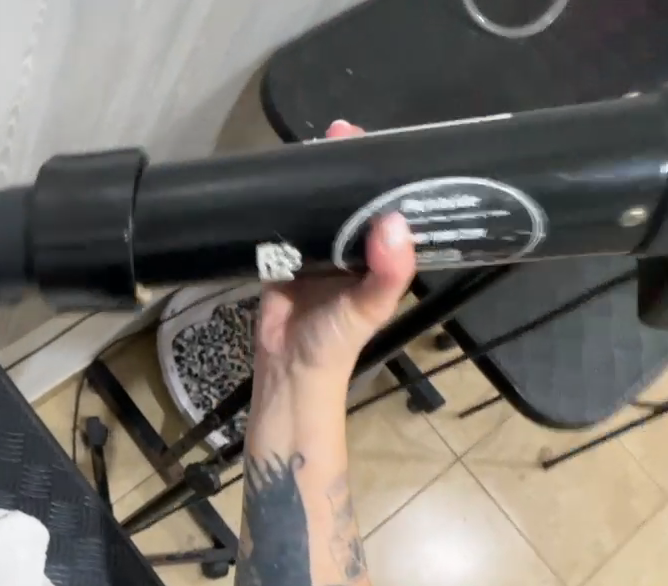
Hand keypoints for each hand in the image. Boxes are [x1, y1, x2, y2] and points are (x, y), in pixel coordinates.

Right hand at [254, 121, 417, 379]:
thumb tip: (392, 220)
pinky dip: (278, 206)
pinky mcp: (279, 258)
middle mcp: (349, 246)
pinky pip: (280, 225)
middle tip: (335, 133)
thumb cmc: (337, 342)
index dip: (386, 171)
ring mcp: (313, 250)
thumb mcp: (371, 308)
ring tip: (305, 149)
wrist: (287, 370)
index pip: (387, 203)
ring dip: (310, 181)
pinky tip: (275, 181)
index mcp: (379, 253)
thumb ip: (389, 271)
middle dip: (344, 166)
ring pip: (315, 207)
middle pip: (349, 197)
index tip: (378, 142)